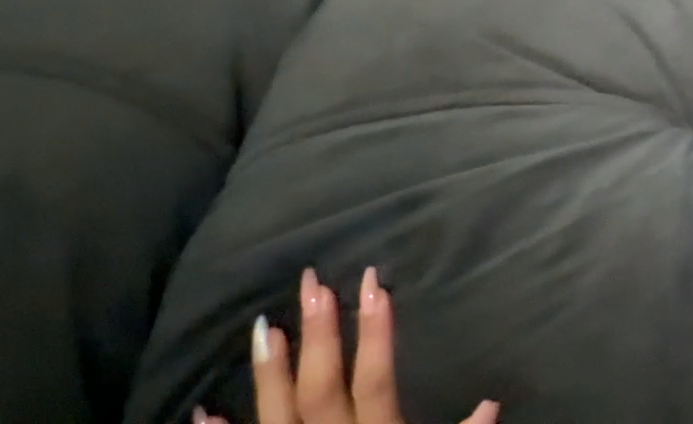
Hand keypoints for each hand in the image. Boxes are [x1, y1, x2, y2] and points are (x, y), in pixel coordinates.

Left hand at [193, 267, 496, 423]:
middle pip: (322, 386)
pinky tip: (200, 409)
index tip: (374, 283)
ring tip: (262, 323)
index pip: (375, 377)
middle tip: (312, 283)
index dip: (375, 330)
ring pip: (276, 414)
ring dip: (268, 370)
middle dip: (319, 334)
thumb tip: (492, 402)